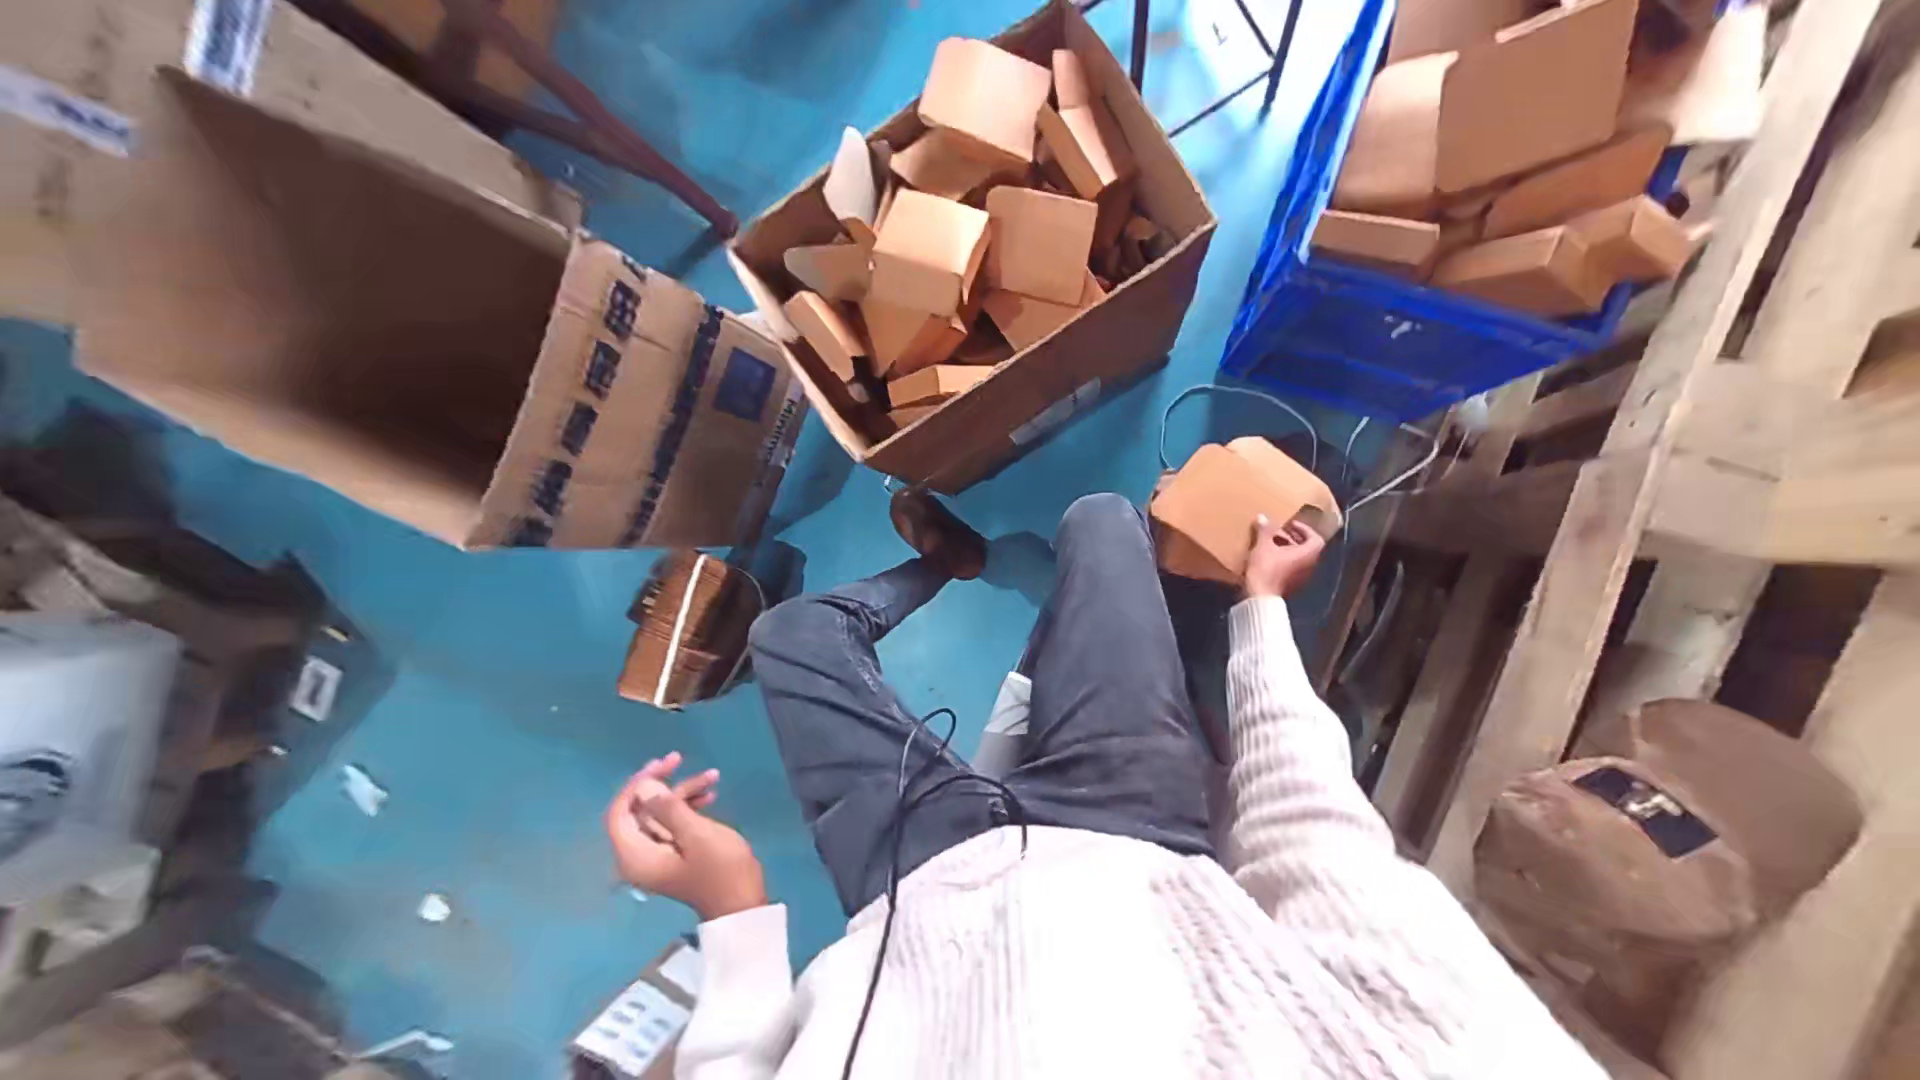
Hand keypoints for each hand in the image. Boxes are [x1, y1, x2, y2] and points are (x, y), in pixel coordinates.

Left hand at [605, 752, 766, 920]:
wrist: (742, 901)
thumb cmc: (721, 869)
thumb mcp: (697, 834)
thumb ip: (668, 809)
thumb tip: (644, 787)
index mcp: (635, 857)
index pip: (620, 813)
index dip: (636, 784)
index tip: (663, 764)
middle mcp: (638, 856)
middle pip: (638, 810)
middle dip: (661, 783)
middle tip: (680, 758)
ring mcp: (656, 856)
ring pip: (659, 813)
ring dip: (681, 792)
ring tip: (712, 776)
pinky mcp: (673, 854)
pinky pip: (672, 823)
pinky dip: (688, 806)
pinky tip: (711, 793)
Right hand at [1243, 514, 1326, 598]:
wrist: (1260, 596)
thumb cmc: (1266, 568)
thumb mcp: (1263, 545)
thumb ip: (1265, 530)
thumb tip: (1263, 517)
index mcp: (1308, 554)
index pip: (1315, 538)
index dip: (1304, 529)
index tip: (1290, 524)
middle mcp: (1310, 566)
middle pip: (1308, 548)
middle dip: (1295, 538)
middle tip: (1281, 531)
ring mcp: (1302, 577)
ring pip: (1300, 559)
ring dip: (1289, 549)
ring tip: (1273, 543)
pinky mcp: (1292, 585)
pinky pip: (1293, 568)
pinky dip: (1285, 560)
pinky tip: (1269, 558)